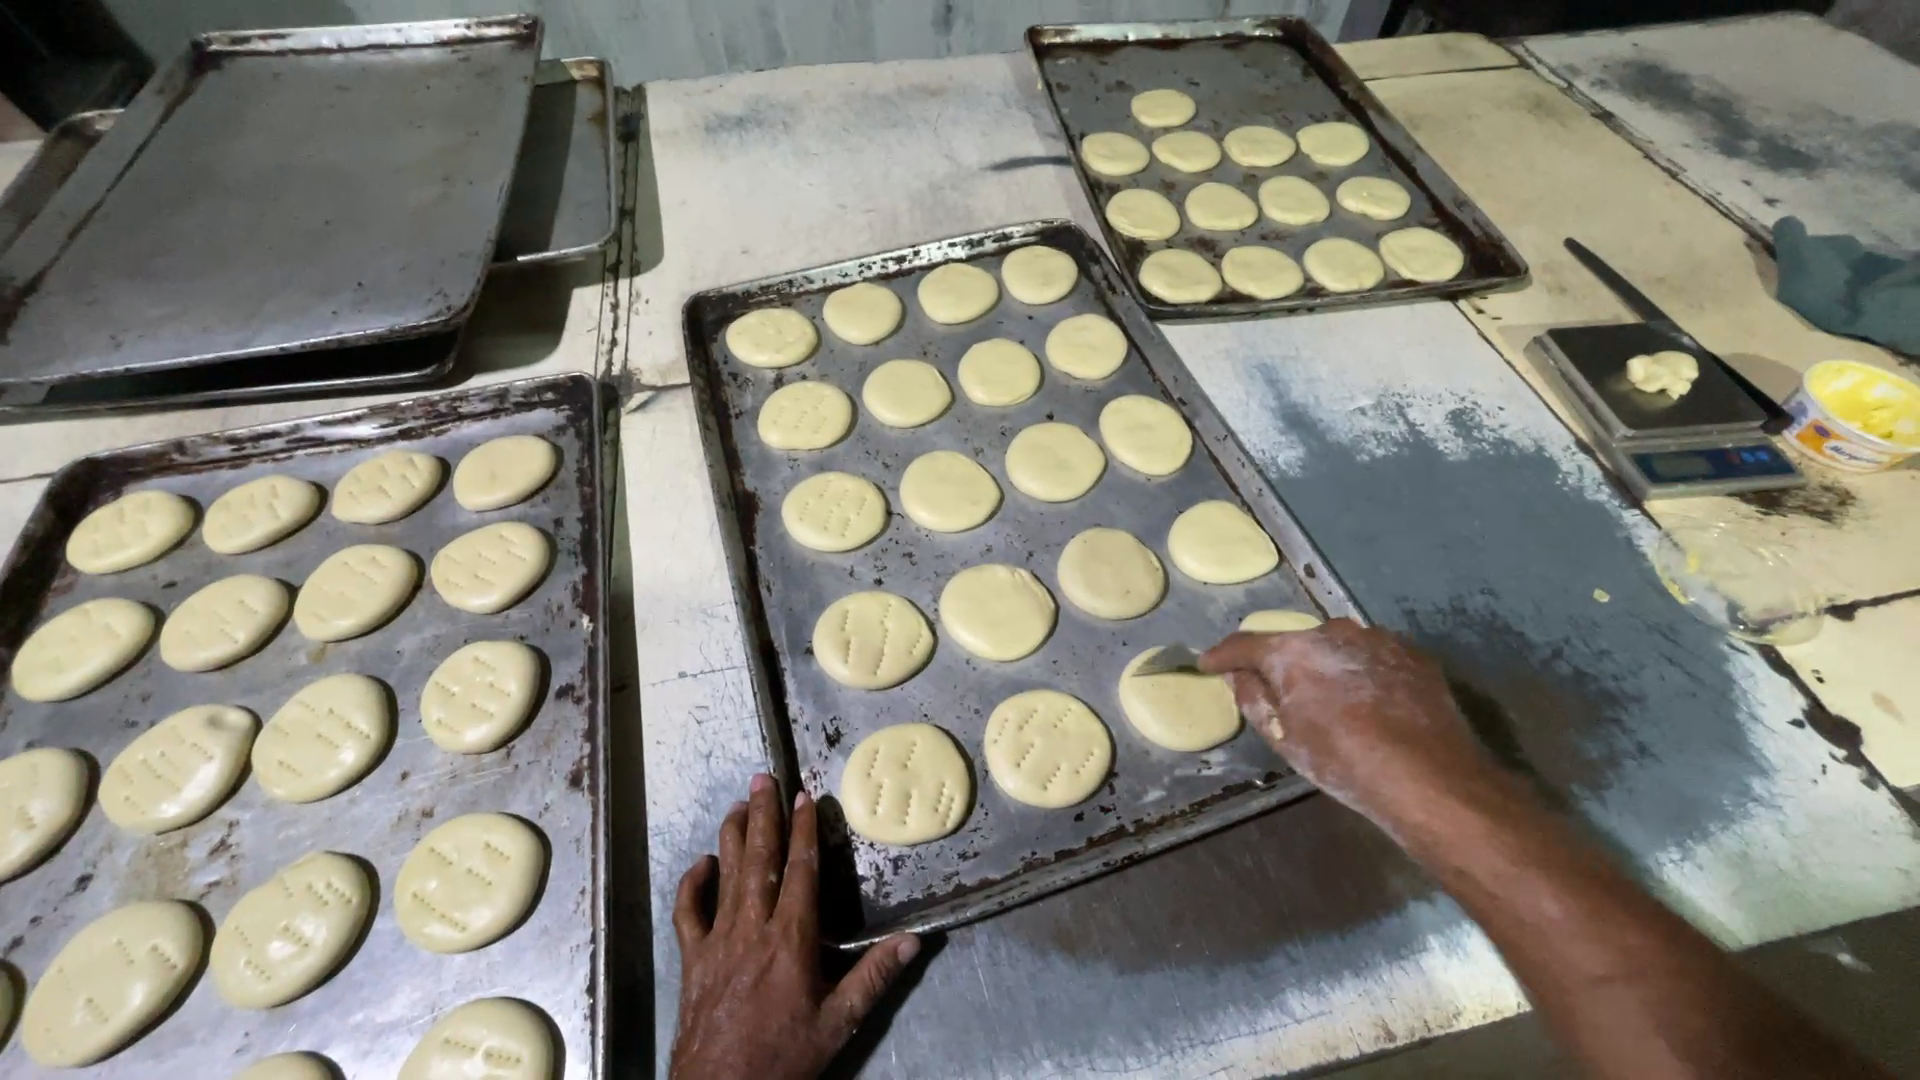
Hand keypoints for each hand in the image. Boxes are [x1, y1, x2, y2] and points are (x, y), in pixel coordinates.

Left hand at [671, 774, 919, 1079]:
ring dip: (731, 836)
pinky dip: (692, 884)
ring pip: (725, 875)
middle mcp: (753, 928)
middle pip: (760, 859)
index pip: (801, 870)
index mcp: (791, 938)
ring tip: (737, 803)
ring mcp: (717, 940)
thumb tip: (915, 940)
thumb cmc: (784, 1056)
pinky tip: (701, 863)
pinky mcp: (692, 959)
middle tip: (762, 778)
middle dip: (763, 815)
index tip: (805, 796)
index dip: (804, 830)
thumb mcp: (839, 1024)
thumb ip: (874, 977)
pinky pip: (687, 913)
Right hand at [1200, 619, 1496, 825]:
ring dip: (1323, 663)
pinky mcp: (1412, 654)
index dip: (1222, 655)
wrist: (1430, 778)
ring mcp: (1377, 639)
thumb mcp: (1283, 738)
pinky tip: (1365, 699)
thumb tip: (1235, 674)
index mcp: (1292, 651)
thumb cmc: (1342, 760)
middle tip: (1276, 688)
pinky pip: (1370, 655)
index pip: (1244, 644)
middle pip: (1293, 642)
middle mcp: (1332, 631)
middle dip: (1280, 661)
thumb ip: (1252, 698)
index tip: (1207, 664)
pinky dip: (1358, 669)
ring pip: (1335, 645)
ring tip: (1326, 694)